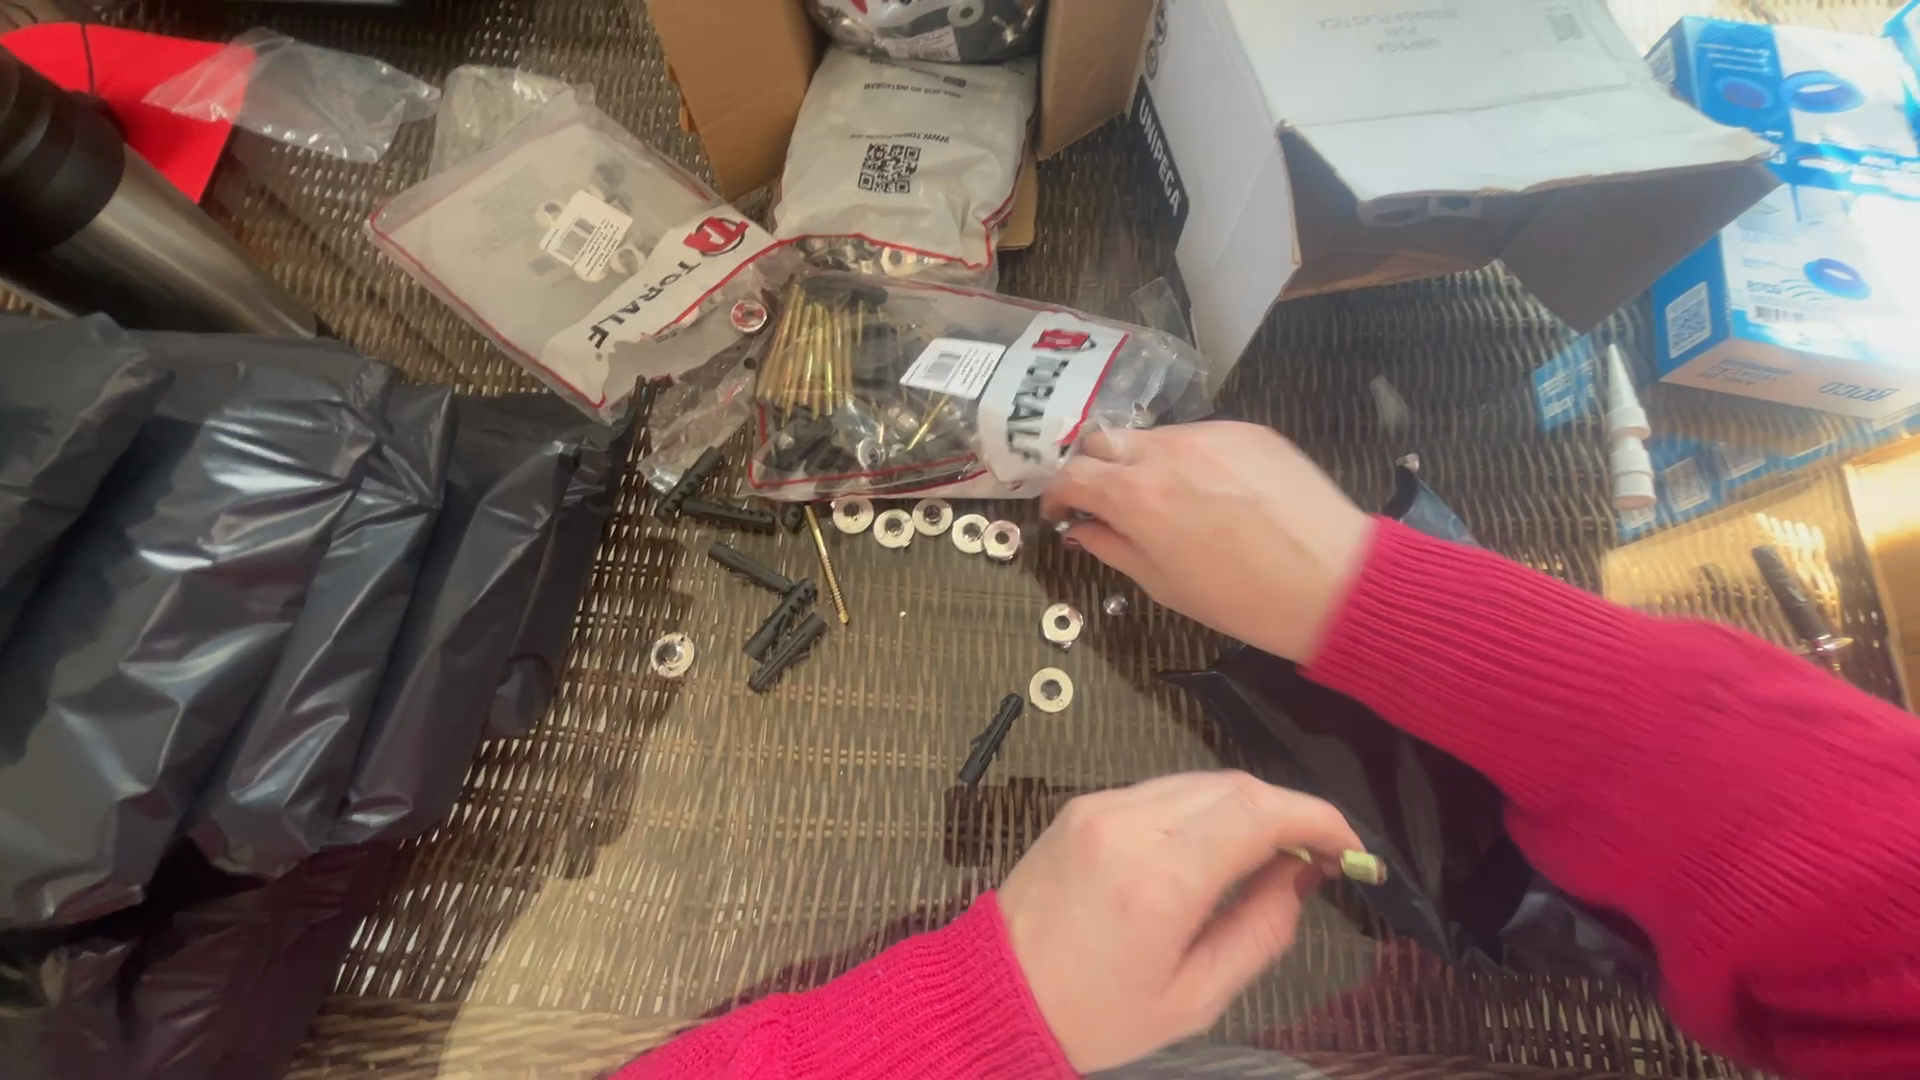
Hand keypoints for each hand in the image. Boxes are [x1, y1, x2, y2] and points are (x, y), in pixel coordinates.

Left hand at [997, 771, 1363, 1072]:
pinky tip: (1212, 844)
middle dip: (1286, 810)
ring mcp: (1099, 805)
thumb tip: (1303, 874)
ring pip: (1196, 781)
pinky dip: (1200, 807)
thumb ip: (1260, 928)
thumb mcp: (1195, 996)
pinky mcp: (1083, 803)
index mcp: (1158, 879)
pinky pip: (1159, 790)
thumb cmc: (1098, 1012)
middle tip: (1316, 854)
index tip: (1349, 846)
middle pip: (1231, 785)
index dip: (1316, 817)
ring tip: (1270, 851)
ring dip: (1245, 805)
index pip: (1255, 812)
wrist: (999, 986)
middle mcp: (1127, 823)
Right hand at [1041, 421, 1375, 662]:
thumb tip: (1081, 530)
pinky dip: (1184, 457)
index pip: (1070, 474)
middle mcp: (1163, 452)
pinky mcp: (1246, 430)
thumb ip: (1112, 546)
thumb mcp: (1161, 583)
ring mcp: (1208, 434)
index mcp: (1134, 496)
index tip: (1061, 512)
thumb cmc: (1239, 598)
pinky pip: (1197, 436)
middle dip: (1090, 467)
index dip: (1056, 493)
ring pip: (1150, 436)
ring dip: (1138, 461)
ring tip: (1161, 497)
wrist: (1333, 581)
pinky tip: (1209, 490)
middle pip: (1100, 440)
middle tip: (1102, 499)